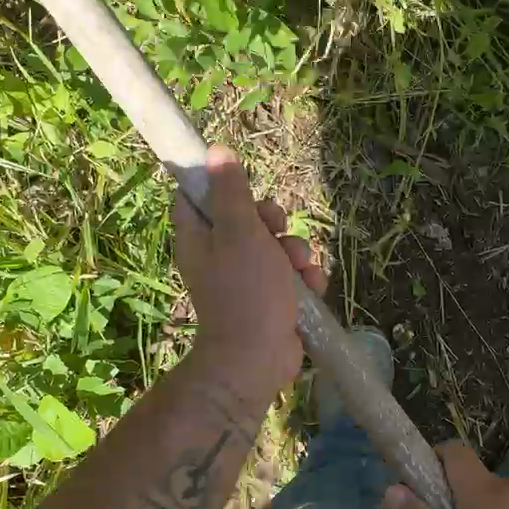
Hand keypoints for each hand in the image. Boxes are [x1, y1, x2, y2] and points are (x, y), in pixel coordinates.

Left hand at [173, 147, 325, 400]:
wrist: (257, 358)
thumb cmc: (245, 291)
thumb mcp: (239, 232)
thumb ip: (231, 192)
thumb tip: (215, 151)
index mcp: (199, 237)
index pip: (197, 196)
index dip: (219, 185)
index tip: (241, 181)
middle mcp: (218, 255)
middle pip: (247, 218)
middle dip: (274, 222)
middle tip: (278, 231)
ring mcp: (246, 279)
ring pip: (276, 247)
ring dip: (296, 253)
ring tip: (300, 269)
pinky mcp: (271, 299)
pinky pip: (291, 275)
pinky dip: (304, 279)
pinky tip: (311, 288)